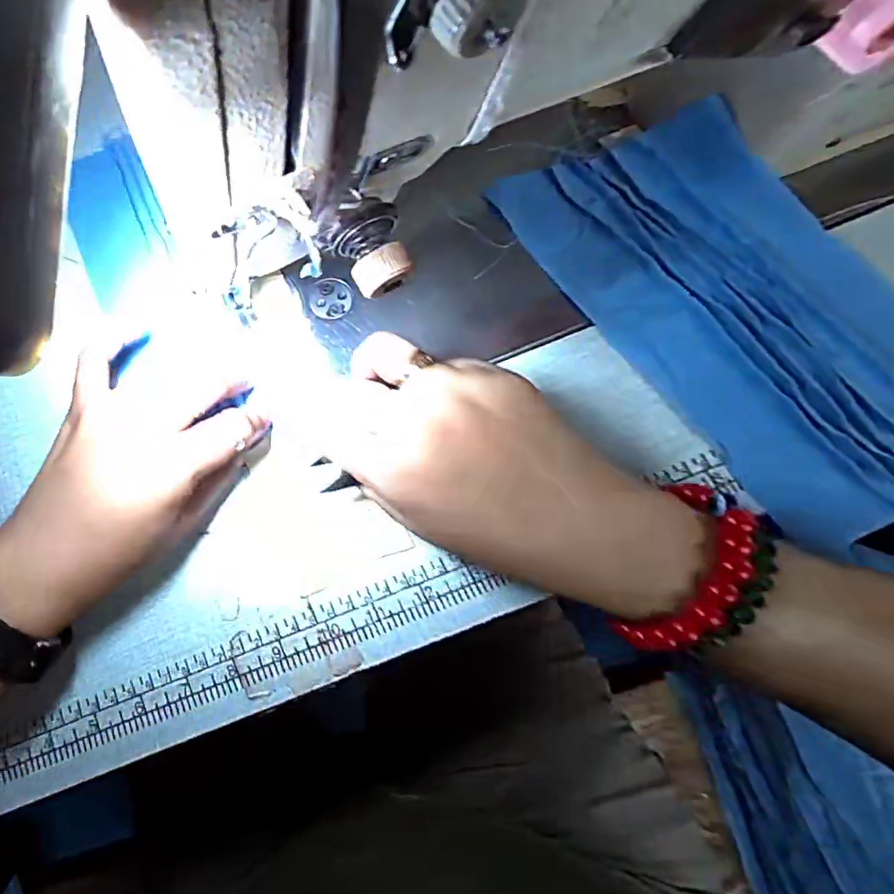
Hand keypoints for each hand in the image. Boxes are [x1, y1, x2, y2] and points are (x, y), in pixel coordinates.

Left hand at [0, 333, 268, 636]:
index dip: (254, 420)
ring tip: (213, 369)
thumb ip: (214, 481)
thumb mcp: (179, 528)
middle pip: (200, 391)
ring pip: (160, 376)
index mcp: (171, 468)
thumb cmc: (117, 555)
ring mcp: (106, 415)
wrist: (42, 562)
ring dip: (194, 366)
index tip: (268, 413)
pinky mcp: (79, 411)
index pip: (227, 430)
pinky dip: (113, 339)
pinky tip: (139, 329)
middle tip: (250, 382)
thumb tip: (241, 445)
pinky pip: (94, 362)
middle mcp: (142, 432)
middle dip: (233, 383)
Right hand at [316, 333, 706, 618]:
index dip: (317, 415)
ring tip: (422, 402)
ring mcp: (455, 385)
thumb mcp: (418, 519)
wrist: (576, 517)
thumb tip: (349, 444)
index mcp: (392, 466)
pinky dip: (444, 383)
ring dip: (396, 379)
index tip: (319, 412)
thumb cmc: (492, 534)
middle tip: (368, 402)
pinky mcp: (491, 370)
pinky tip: (472, 410)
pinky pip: (446, 365)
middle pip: (356, 381)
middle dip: (354, 391)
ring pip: (397, 359)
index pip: (328, 423)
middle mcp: (415, 417)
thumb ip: (375, 477)